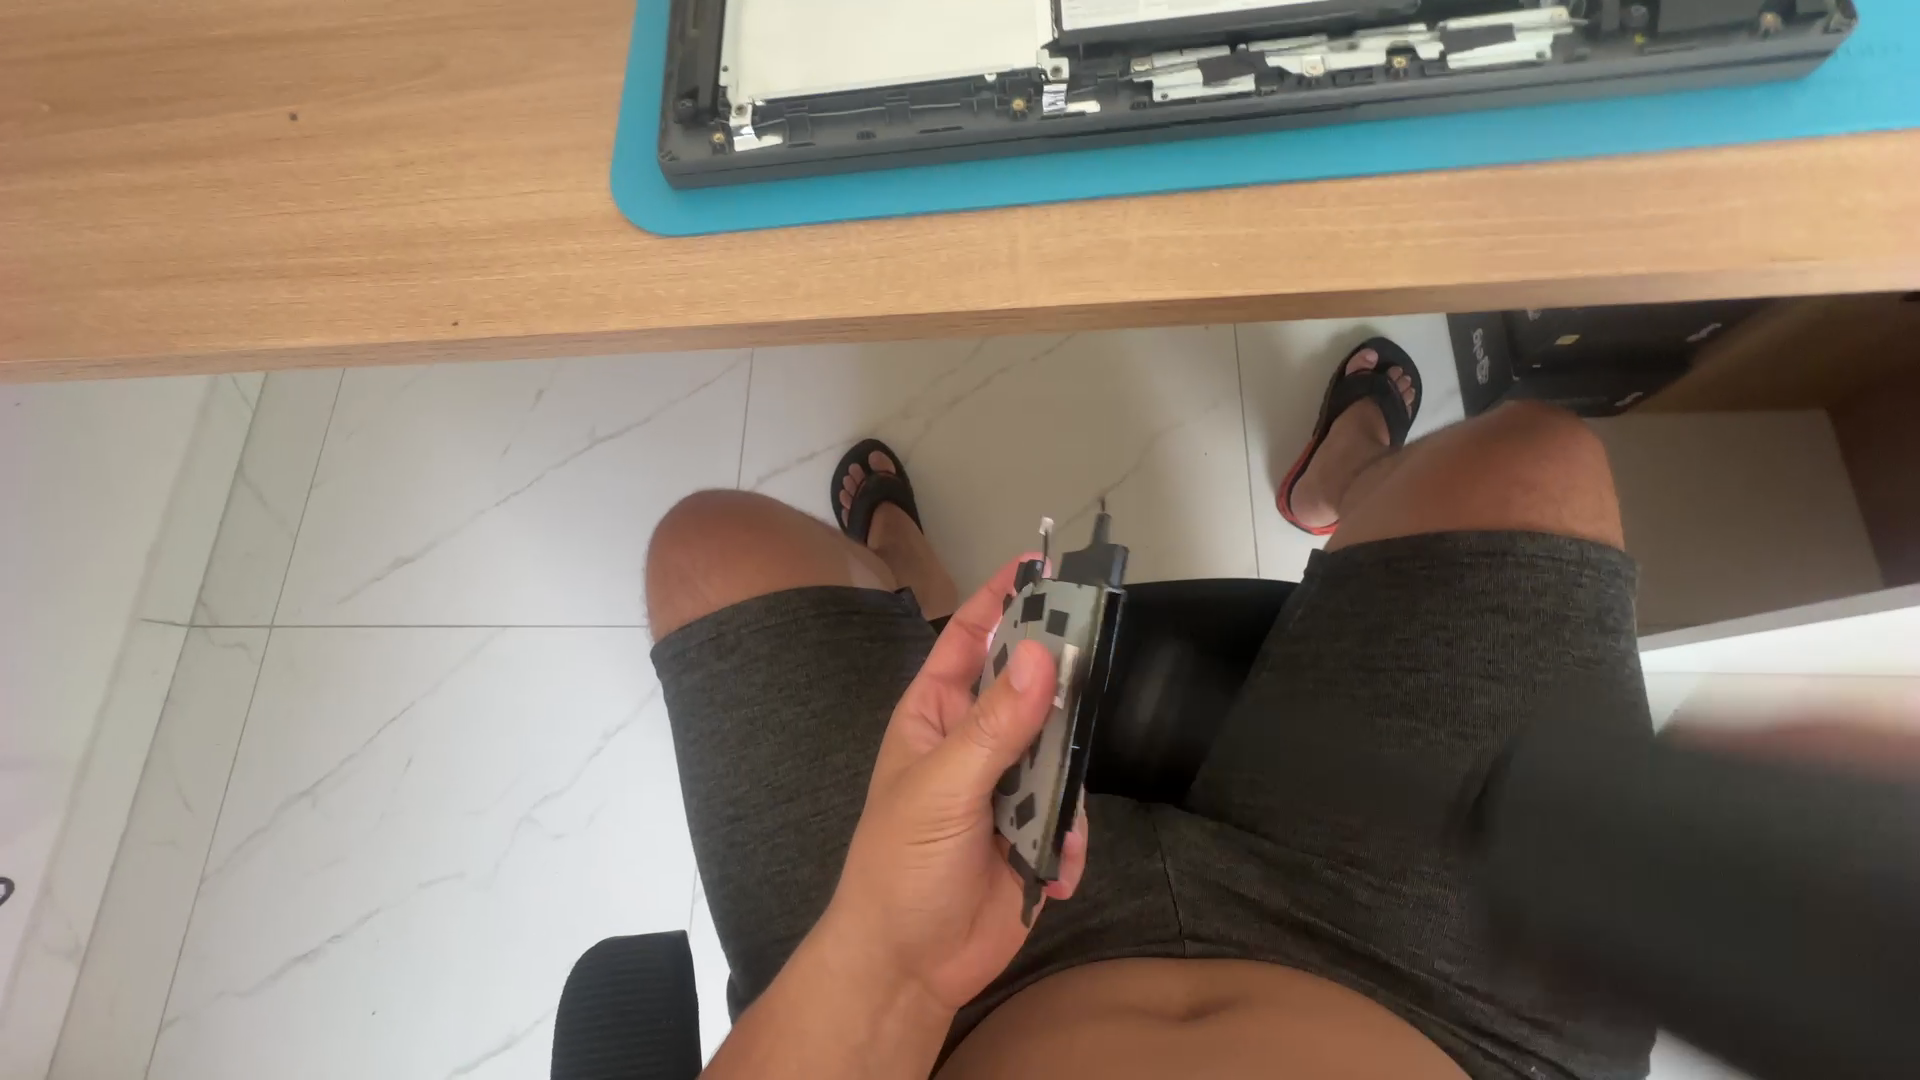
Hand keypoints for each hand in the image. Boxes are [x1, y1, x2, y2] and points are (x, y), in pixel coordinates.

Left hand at [820, 555, 1089, 1011]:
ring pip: (1061, 749)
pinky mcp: (1036, 828)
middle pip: (1031, 688)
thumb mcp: (943, 787)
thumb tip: (1046, 655)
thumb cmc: (901, 864)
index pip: (972, 637)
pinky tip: (1049, 869)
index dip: (1002, 598)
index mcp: (937, 711)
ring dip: (1063, 786)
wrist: (910, 966)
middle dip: (1059, 692)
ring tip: (1050, 821)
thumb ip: (997, 725)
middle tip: (1090, 679)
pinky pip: (1072, 812)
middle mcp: (976, 737)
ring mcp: (1009, 782)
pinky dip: (1068, 840)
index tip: (1040, 564)